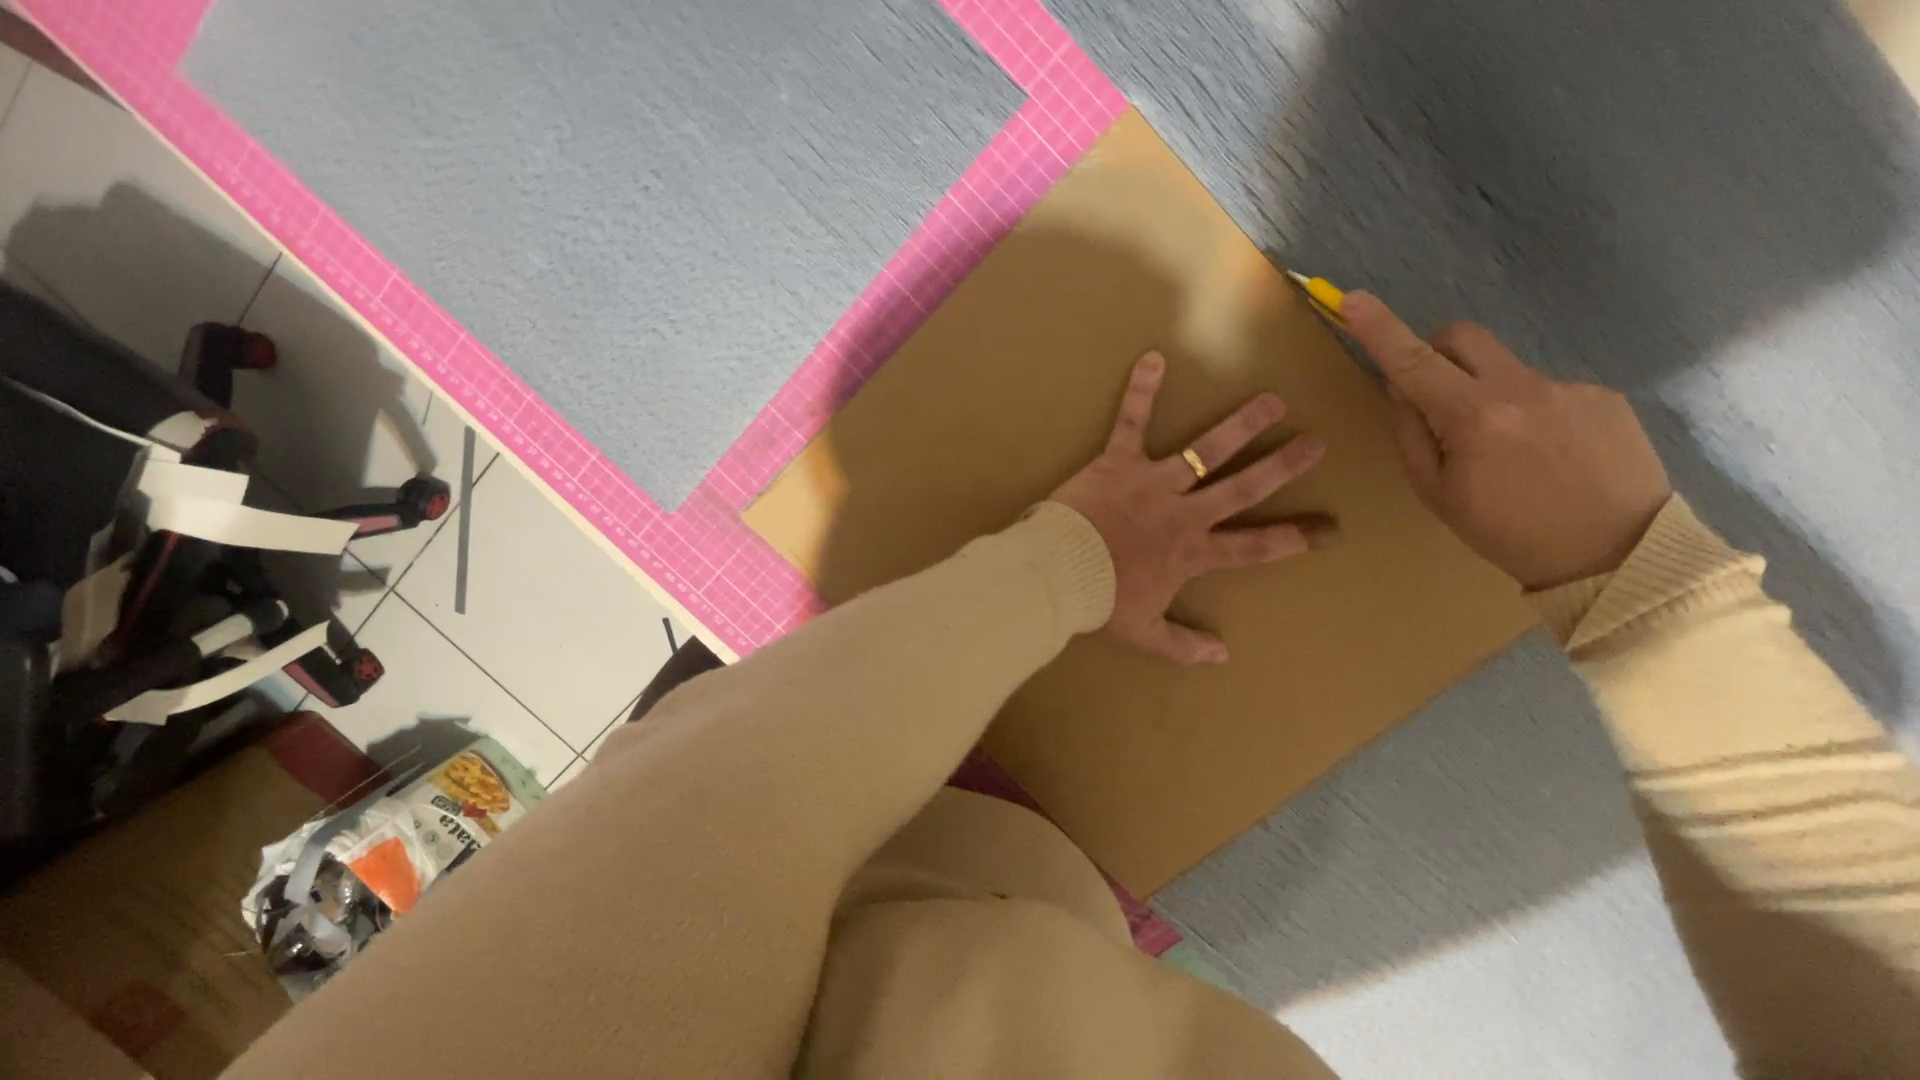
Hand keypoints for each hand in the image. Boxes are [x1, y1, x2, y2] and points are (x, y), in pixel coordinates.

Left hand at [1051, 350, 1327, 663]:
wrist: (1058, 575)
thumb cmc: (1101, 602)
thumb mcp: (1145, 633)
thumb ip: (1184, 645)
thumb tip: (1222, 657)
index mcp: (1193, 552)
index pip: (1255, 547)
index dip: (1294, 538)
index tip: (1329, 529)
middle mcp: (1184, 512)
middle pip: (1243, 487)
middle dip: (1282, 466)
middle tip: (1315, 443)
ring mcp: (1153, 483)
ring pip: (1205, 450)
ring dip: (1240, 424)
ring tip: (1271, 400)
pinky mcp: (1118, 462)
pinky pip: (1130, 422)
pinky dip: (1141, 391)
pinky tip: (1154, 357)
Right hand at [1341, 291, 1671, 589]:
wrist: (1619, 556)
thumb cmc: (1510, 534)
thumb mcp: (1438, 495)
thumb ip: (1412, 435)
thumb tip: (1404, 391)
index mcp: (1473, 417)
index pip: (1412, 362)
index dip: (1378, 329)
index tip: (1352, 300)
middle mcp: (1521, 388)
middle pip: (1462, 336)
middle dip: (1436, 351)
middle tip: (1434, 392)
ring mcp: (1569, 387)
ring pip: (1505, 370)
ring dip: (1489, 395)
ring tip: (1512, 453)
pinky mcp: (1604, 396)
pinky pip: (1548, 392)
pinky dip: (1534, 415)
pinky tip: (1551, 457)